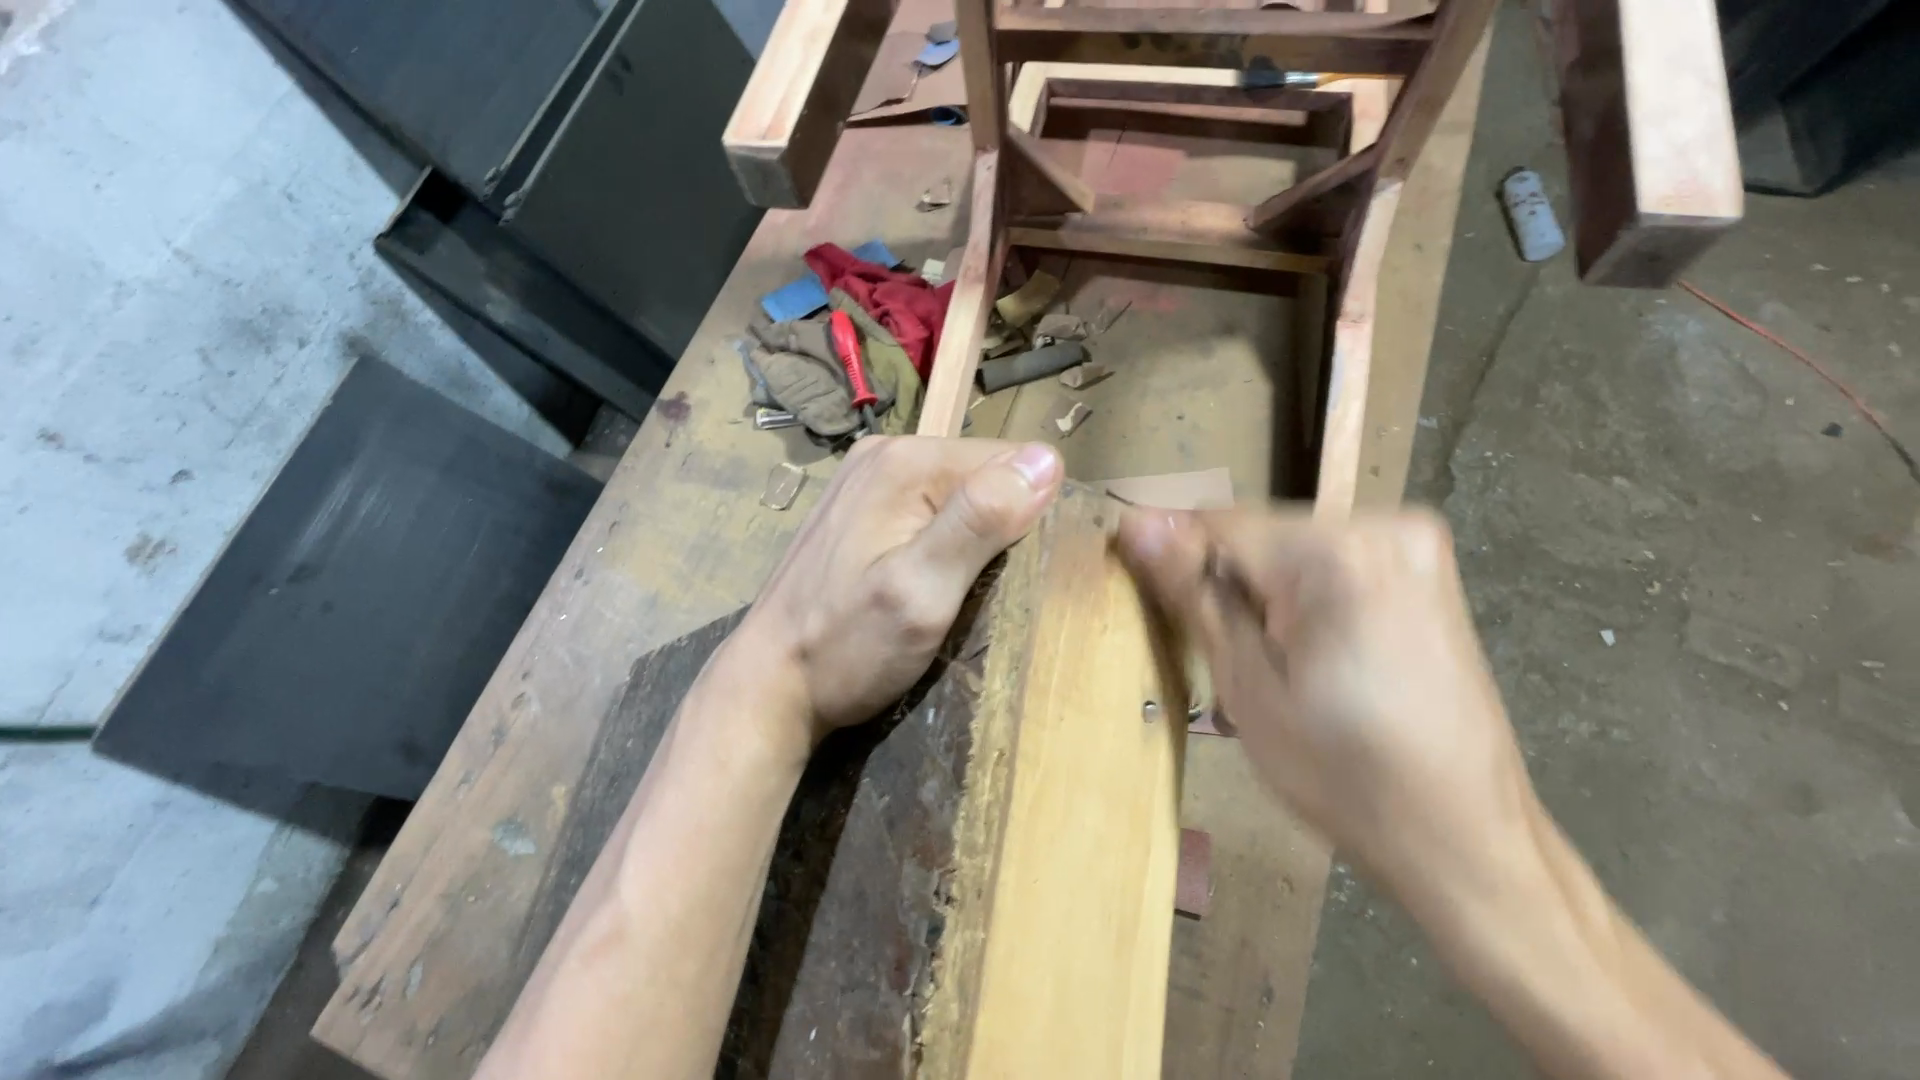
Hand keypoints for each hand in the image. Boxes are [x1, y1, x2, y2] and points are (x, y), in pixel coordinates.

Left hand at [730, 436, 1062, 742]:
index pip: (1014, 461)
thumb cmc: (847, 647)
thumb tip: (1049, 461)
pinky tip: (925, 581)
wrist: (770, 682)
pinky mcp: (861, 505)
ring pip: (960, 493)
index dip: (1023, 519)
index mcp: (907, 461)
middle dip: (996, 529)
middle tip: (972, 592)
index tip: (1003, 575)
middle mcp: (886, 452)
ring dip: (971, 540)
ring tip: (950, 592)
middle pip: (985, 474)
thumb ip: (979, 522)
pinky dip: (943, 541)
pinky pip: (930, 507)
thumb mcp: (922, 592)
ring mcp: (868, 477)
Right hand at [1115, 506, 1539, 901]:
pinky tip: (1300, 653)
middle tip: (1207, 653)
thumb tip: (1135, 524)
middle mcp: (1386, 525)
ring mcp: (1414, 544)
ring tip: (1255, 663)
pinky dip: (1298, 597)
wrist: (1462, 835)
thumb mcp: (1249, 687)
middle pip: (1256, 533)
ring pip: (1289, 548)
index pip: (1217, 524)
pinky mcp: (1425, 568)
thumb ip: (1194, 594)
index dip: (1167, 554)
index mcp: (1340, 554)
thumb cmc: (1344, 776)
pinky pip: (1329, 563)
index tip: (1129, 583)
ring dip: (1257, 593)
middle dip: (1220, 582)